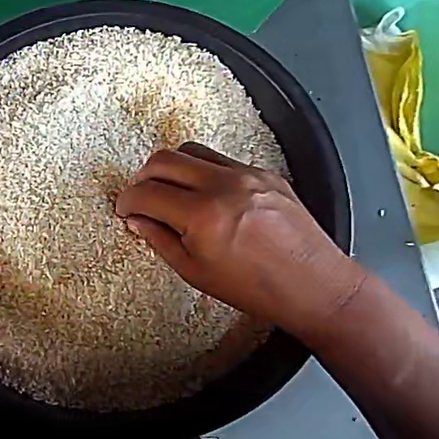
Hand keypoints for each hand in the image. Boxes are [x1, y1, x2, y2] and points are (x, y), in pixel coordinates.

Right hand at [114, 142, 368, 339]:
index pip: (146, 193)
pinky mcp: (265, 173)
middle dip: (143, 177)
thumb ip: (159, 239)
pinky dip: (202, 172)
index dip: (127, 201)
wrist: (314, 285)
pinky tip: (204, 196)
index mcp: (202, 216)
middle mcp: (223, 186)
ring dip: (171, 168)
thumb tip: (137, 219)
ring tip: (169, 191)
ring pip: (191, 151)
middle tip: (140, 196)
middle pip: (163, 160)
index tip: (124, 209)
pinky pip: (221, 160)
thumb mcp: (194, 271)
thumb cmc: (255, 287)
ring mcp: (247, 175)